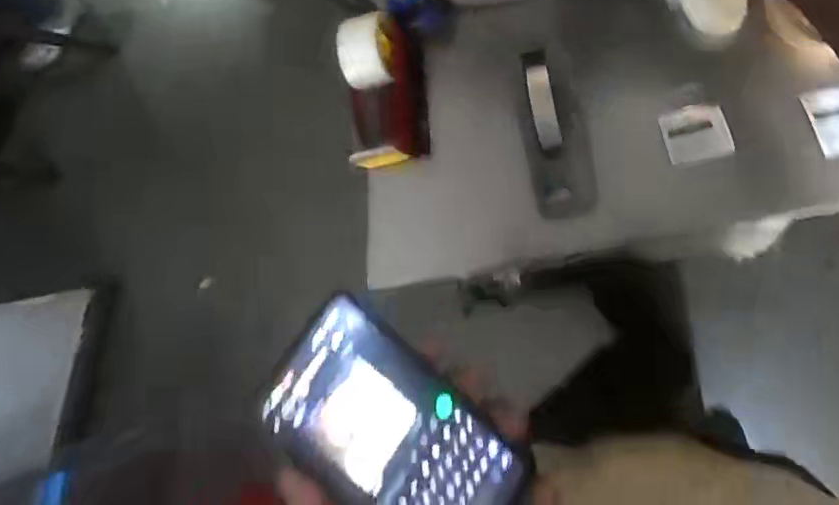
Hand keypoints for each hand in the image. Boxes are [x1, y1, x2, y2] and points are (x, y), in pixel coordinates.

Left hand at [276, 354, 552, 504]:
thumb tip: (287, 469)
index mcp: (403, 471)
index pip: (416, 410)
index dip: (425, 374)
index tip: (435, 348)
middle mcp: (440, 474)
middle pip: (460, 418)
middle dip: (470, 391)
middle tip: (474, 379)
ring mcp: (476, 491)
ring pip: (499, 450)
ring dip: (510, 426)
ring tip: (514, 421)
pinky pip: (531, 497)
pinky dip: (545, 493)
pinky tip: (551, 487)